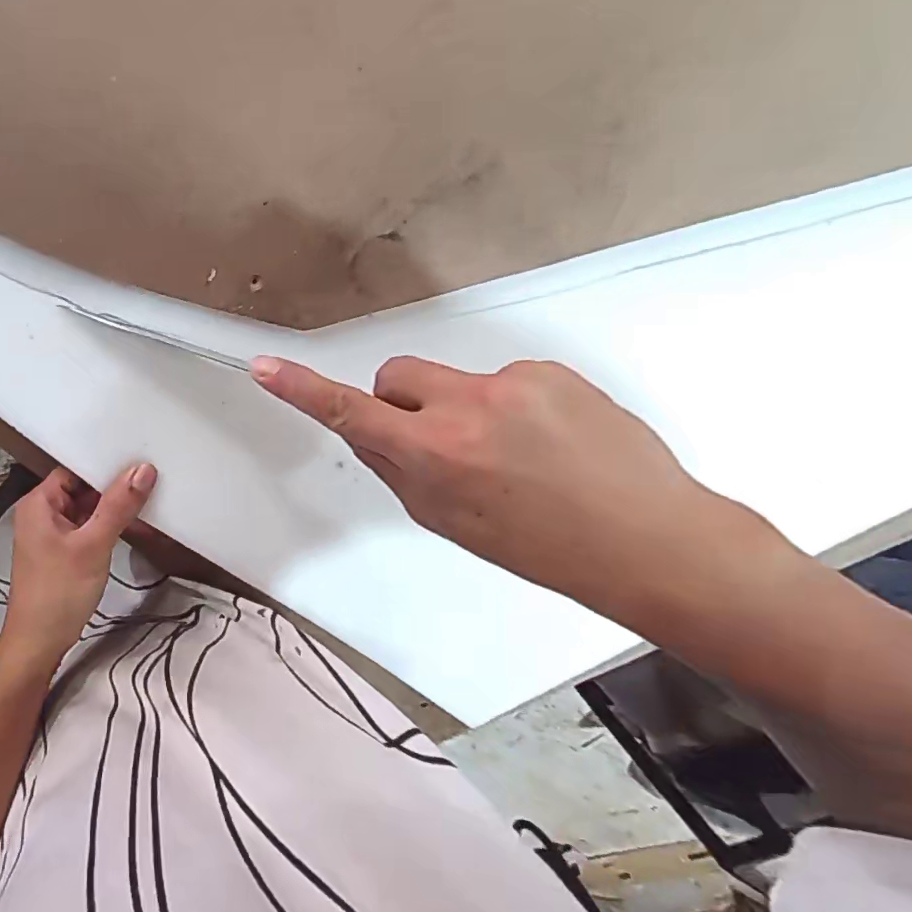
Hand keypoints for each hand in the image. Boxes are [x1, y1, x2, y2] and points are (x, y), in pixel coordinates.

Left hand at [0, 464, 156, 673]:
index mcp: (38, 503)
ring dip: (113, 511)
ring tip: (150, 502)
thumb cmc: (58, 592)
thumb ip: (118, 506)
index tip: (137, 459)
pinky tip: (134, 529)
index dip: (102, 465)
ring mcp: (51, 536)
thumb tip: (143, 469)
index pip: (73, 470)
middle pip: (81, 489)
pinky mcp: (61, 555)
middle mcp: (41, 514)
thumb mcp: (92, 545)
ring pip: (86, 512)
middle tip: (152, 480)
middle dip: (113, 489)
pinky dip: (107, 530)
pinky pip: (86, 532)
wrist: (38, 643)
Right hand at [252, 355, 792, 621]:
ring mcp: (515, 382)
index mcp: (434, 452)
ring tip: (502, 454)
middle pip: (395, 377)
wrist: (644, 536)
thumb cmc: (541, 543)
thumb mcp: (442, 517)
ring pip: (447, 379)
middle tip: (428, 443)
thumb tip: (370, 434)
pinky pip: (498, 379)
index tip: (268, 368)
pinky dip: (501, 405)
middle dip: (397, 402)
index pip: (348, 412)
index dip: (300, 389)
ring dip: (454, 408)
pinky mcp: (552, 371)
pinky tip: (534, 443)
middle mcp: (469, 406)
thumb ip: (394, 468)